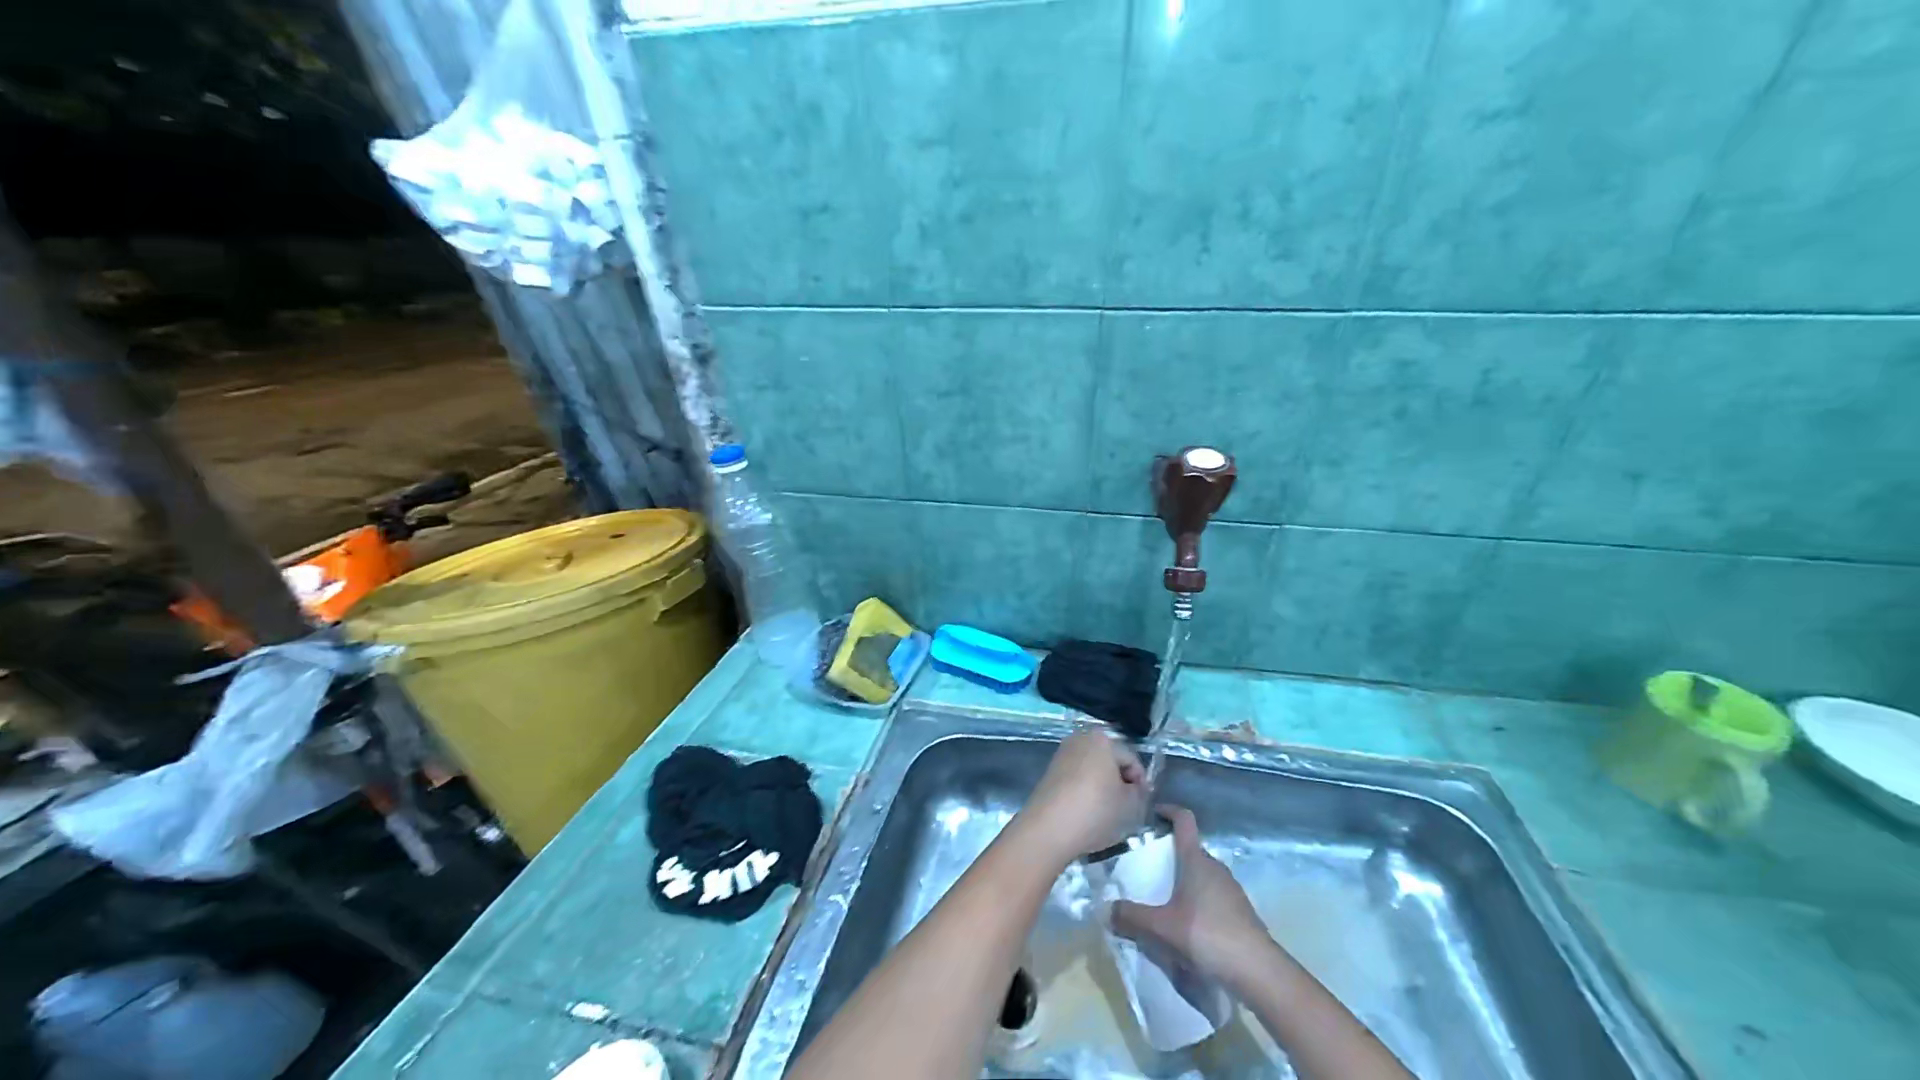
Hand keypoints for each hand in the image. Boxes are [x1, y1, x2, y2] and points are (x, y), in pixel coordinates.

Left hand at [1015, 730, 1147, 866]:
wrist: (1048, 828)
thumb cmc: (1095, 810)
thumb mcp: (1130, 804)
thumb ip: (1139, 792)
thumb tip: (1134, 787)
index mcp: (1102, 740)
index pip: (1131, 759)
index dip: (1141, 782)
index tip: (1142, 803)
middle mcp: (1080, 739)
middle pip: (1110, 761)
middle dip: (1120, 782)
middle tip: (1127, 808)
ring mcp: (1062, 754)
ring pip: (1093, 769)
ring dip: (1103, 786)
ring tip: (1107, 812)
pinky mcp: (1050, 771)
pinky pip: (1076, 777)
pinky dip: (1085, 790)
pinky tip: (1087, 812)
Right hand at [1110, 804, 1273, 986]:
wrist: (1258, 971)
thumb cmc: (1207, 935)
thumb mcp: (1161, 927)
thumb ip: (1130, 916)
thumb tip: (1106, 909)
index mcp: (1196, 860)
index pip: (1184, 820)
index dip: (1169, 811)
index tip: (1153, 812)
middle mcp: (1215, 867)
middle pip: (1190, 849)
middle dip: (1170, 854)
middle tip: (1148, 868)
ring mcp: (1231, 889)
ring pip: (1202, 874)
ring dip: (1184, 880)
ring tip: (1164, 899)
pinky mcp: (1240, 911)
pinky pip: (1212, 895)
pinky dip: (1197, 900)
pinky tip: (1187, 925)